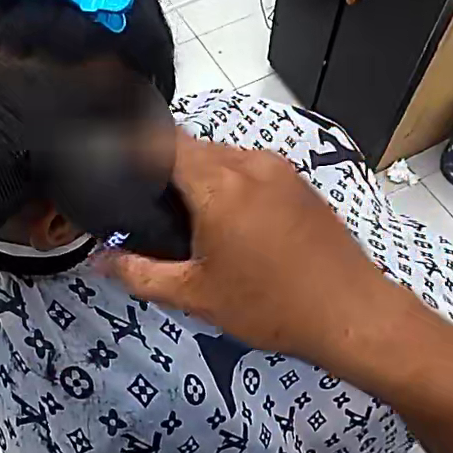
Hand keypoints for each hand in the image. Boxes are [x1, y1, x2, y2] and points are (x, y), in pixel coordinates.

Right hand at [98, 134, 419, 365]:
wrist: (351, 313)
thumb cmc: (273, 306)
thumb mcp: (197, 295)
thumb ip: (140, 273)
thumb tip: (101, 261)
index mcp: (219, 183)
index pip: (160, 139)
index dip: (133, 148)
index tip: (120, 173)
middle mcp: (251, 163)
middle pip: (193, 146)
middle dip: (168, 171)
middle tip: (155, 212)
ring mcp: (282, 169)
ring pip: (225, 156)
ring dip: (203, 178)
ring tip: (195, 224)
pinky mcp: (301, 183)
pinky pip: (254, 168)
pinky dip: (234, 184)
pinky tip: (234, 223)